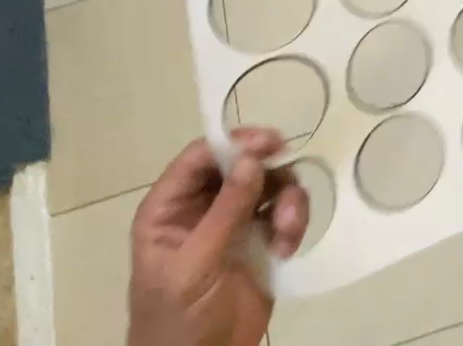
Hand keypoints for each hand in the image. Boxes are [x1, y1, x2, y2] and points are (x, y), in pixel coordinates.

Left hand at [128, 129, 309, 345]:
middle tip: (290, 176)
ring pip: (270, 184)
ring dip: (285, 201)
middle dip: (269, 170)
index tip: (270, 142)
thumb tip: (253, 158)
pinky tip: (285, 248)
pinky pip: (285, 211)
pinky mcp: (261, 240)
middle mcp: (202, 207)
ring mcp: (234, 222)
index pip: (201, 156)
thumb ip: (226, 210)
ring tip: (285, 230)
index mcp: (170, 209)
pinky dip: (292, 223)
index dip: (234, 142)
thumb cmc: (179, 321)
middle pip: (242, 163)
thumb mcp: (195, 265)